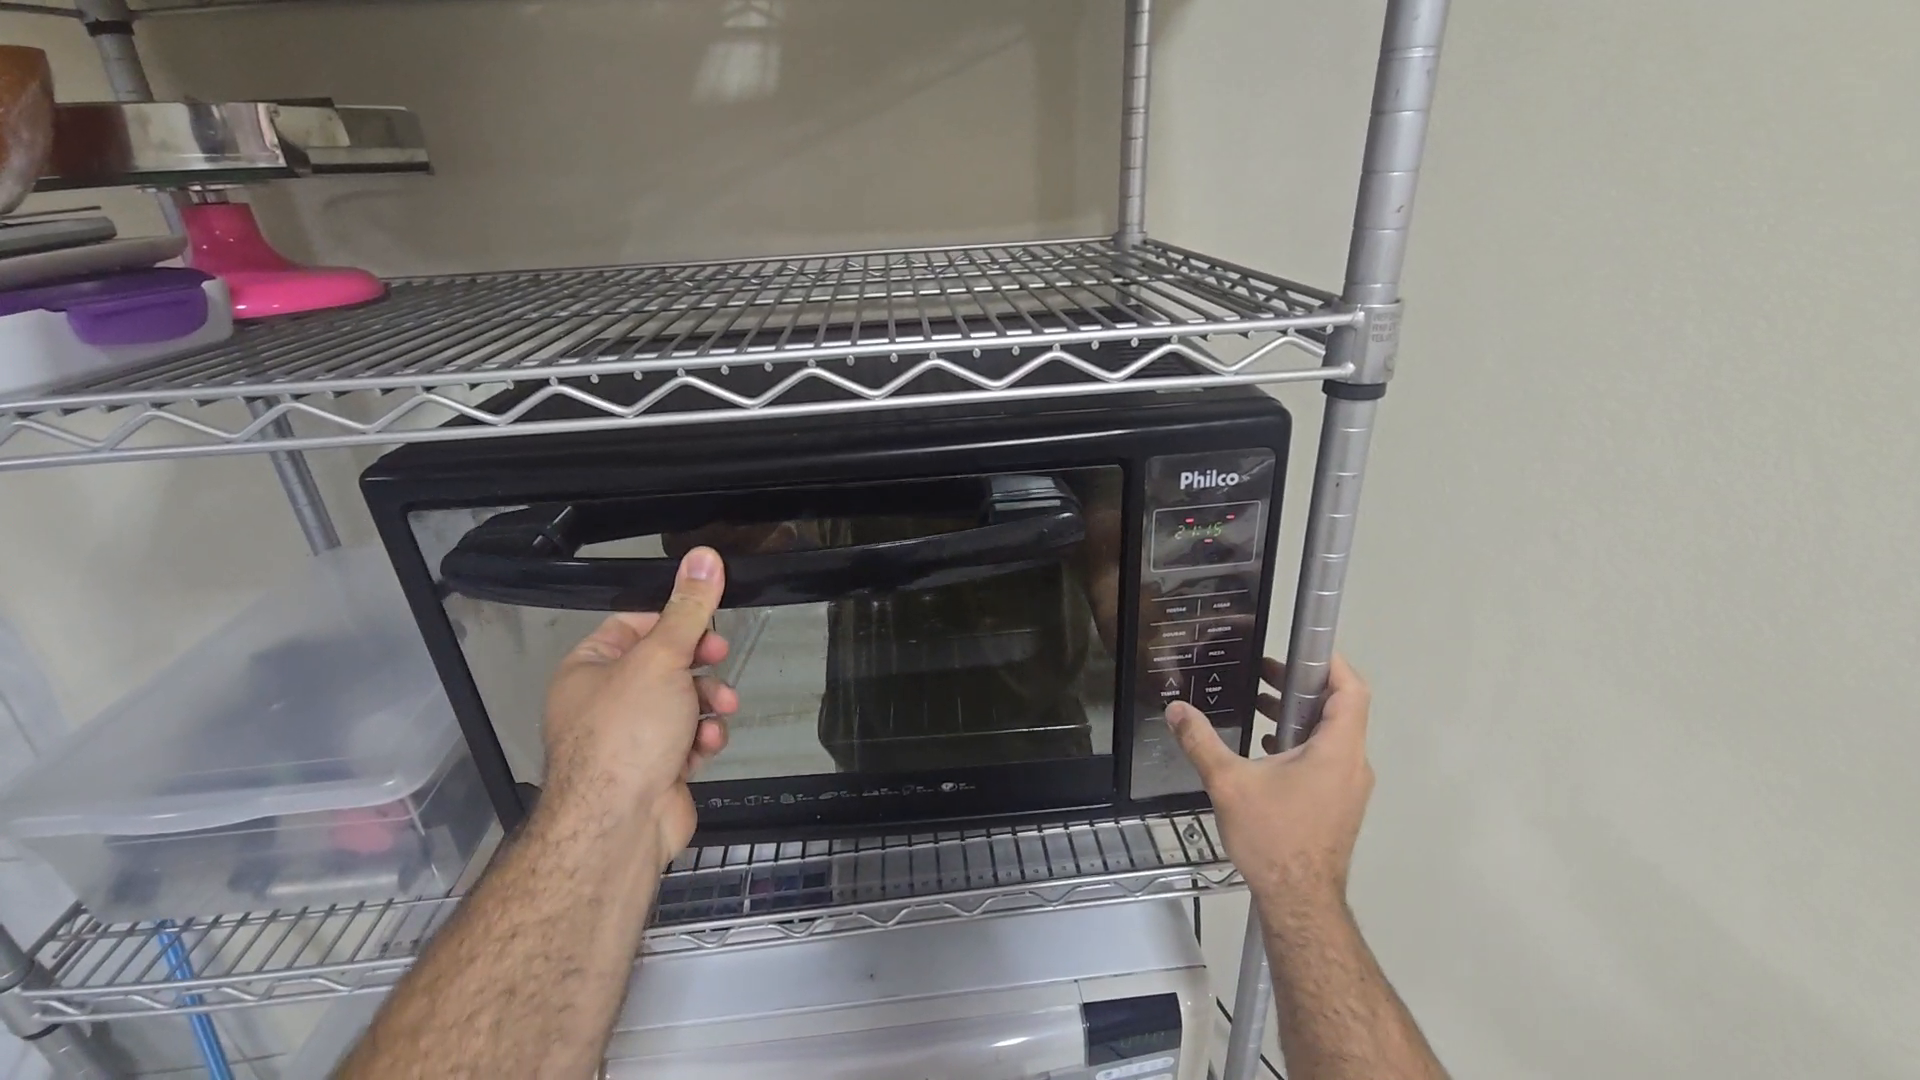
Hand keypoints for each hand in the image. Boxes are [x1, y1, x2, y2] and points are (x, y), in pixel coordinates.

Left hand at [540, 547, 738, 866]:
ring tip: (720, 711)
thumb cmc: (629, 733)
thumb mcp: (662, 658)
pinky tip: (707, 744)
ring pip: (683, 703)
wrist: (620, 825)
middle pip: (665, 665)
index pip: (634, 625)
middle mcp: (605, 701)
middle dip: (700, 667)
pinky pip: (687, 739)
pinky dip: (702, 739)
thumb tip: (705, 555)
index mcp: (589, 668)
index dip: (674, 622)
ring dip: (707, 704)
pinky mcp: (656, 769)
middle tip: (719, 660)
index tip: (705, 623)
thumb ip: (689, 609)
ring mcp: (631, 739)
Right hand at [1166, 654, 1373, 916]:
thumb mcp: (1229, 783)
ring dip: (1298, 715)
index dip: (1331, 662)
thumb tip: (1177, 709)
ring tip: (1258, 706)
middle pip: (1340, 709)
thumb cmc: (1273, 837)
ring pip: (1332, 736)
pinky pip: (1326, 759)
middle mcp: (1352, 763)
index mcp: (1337, 749)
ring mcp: (1349, 787)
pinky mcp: (1339, 805)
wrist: (1299, 902)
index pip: (1350, 690)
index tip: (1301, 647)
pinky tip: (1265, 751)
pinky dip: (1300, 743)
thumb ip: (1201, 741)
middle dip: (1302, 686)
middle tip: (1264, 673)